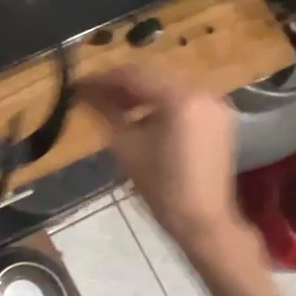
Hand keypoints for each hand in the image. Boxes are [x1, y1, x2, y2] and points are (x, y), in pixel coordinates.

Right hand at [77, 64, 251, 262]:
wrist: (203, 220)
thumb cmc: (160, 185)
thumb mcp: (125, 144)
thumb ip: (104, 110)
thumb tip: (80, 90)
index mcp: (179, 97)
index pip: (132, 76)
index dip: (102, 79)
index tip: (78, 85)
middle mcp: (202, 91)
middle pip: (151, 75)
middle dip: (119, 84)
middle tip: (91, 94)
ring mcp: (214, 103)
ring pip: (167, 85)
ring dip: (138, 92)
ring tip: (112, 105)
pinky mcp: (218, 117)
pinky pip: (182, 98)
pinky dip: (159, 102)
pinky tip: (139, 115)